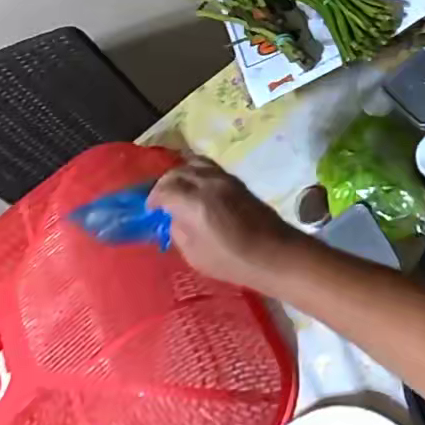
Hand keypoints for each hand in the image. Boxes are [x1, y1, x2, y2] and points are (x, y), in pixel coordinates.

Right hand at [146, 153, 303, 289]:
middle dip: (165, 183)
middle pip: (179, 171)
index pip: (165, 189)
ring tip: (177, 191)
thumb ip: (179, 230)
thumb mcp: (194, 254)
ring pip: (196, 163)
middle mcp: (210, 183)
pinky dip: (197, 173)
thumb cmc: (232, 261)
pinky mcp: (239, 181)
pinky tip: (196, 189)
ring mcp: (227, 179)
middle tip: (160, 200)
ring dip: (182, 173)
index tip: (150, 210)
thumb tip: (174, 216)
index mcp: (196, 202)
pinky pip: (211, 168)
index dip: (153, 198)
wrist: (274, 252)